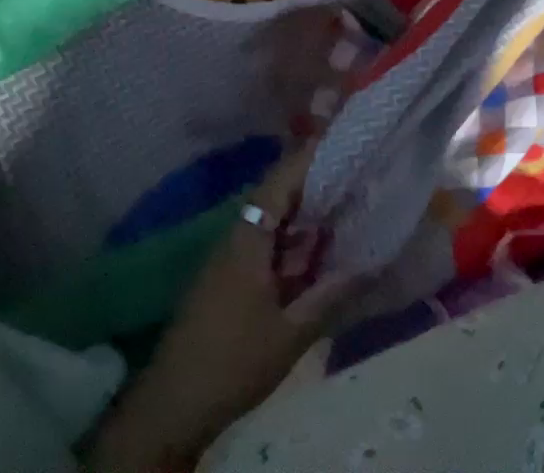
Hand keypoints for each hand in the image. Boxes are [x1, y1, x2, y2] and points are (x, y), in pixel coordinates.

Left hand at [85, 145, 356, 472]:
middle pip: (273, 198)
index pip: (278, 184)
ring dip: (301, 215)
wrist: (173, 404)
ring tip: (342, 207)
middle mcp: (234, 241)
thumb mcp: (291, 333)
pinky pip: (262, 246)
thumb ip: (330, 296)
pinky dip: (289, 242)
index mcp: (247, 242)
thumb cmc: (233, 362)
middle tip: (353, 173)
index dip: (306, 159)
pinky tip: (313, 254)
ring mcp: (226, 261)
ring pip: (268, 224)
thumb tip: (371, 264)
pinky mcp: (224, 281)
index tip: (338, 140)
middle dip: (311, 184)